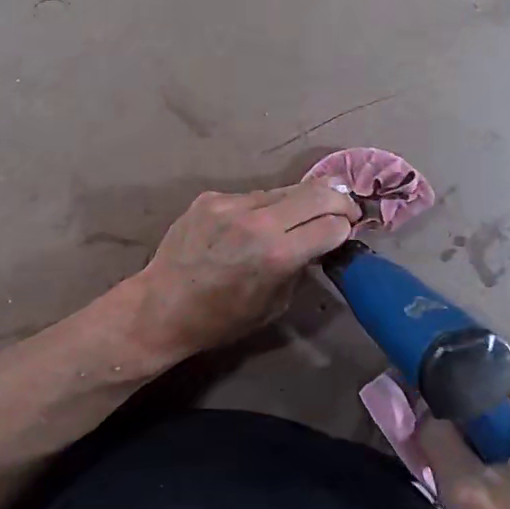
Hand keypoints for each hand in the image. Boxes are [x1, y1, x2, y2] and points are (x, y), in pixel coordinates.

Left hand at [120, 181, 357, 361]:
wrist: (161, 306)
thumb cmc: (221, 319)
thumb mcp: (275, 304)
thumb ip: (301, 266)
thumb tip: (320, 241)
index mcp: (277, 254)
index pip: (332, 224)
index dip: (346, 228)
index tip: (348, 231)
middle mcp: (257, 221)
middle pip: (317, 193)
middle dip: (339, 201)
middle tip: (346, 210)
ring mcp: (231, 204)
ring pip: (285, 189)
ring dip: (302, 200)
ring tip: (306, 212)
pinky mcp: (211, 197)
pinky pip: (253, 196)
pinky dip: (266, 206)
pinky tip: (259, 222)